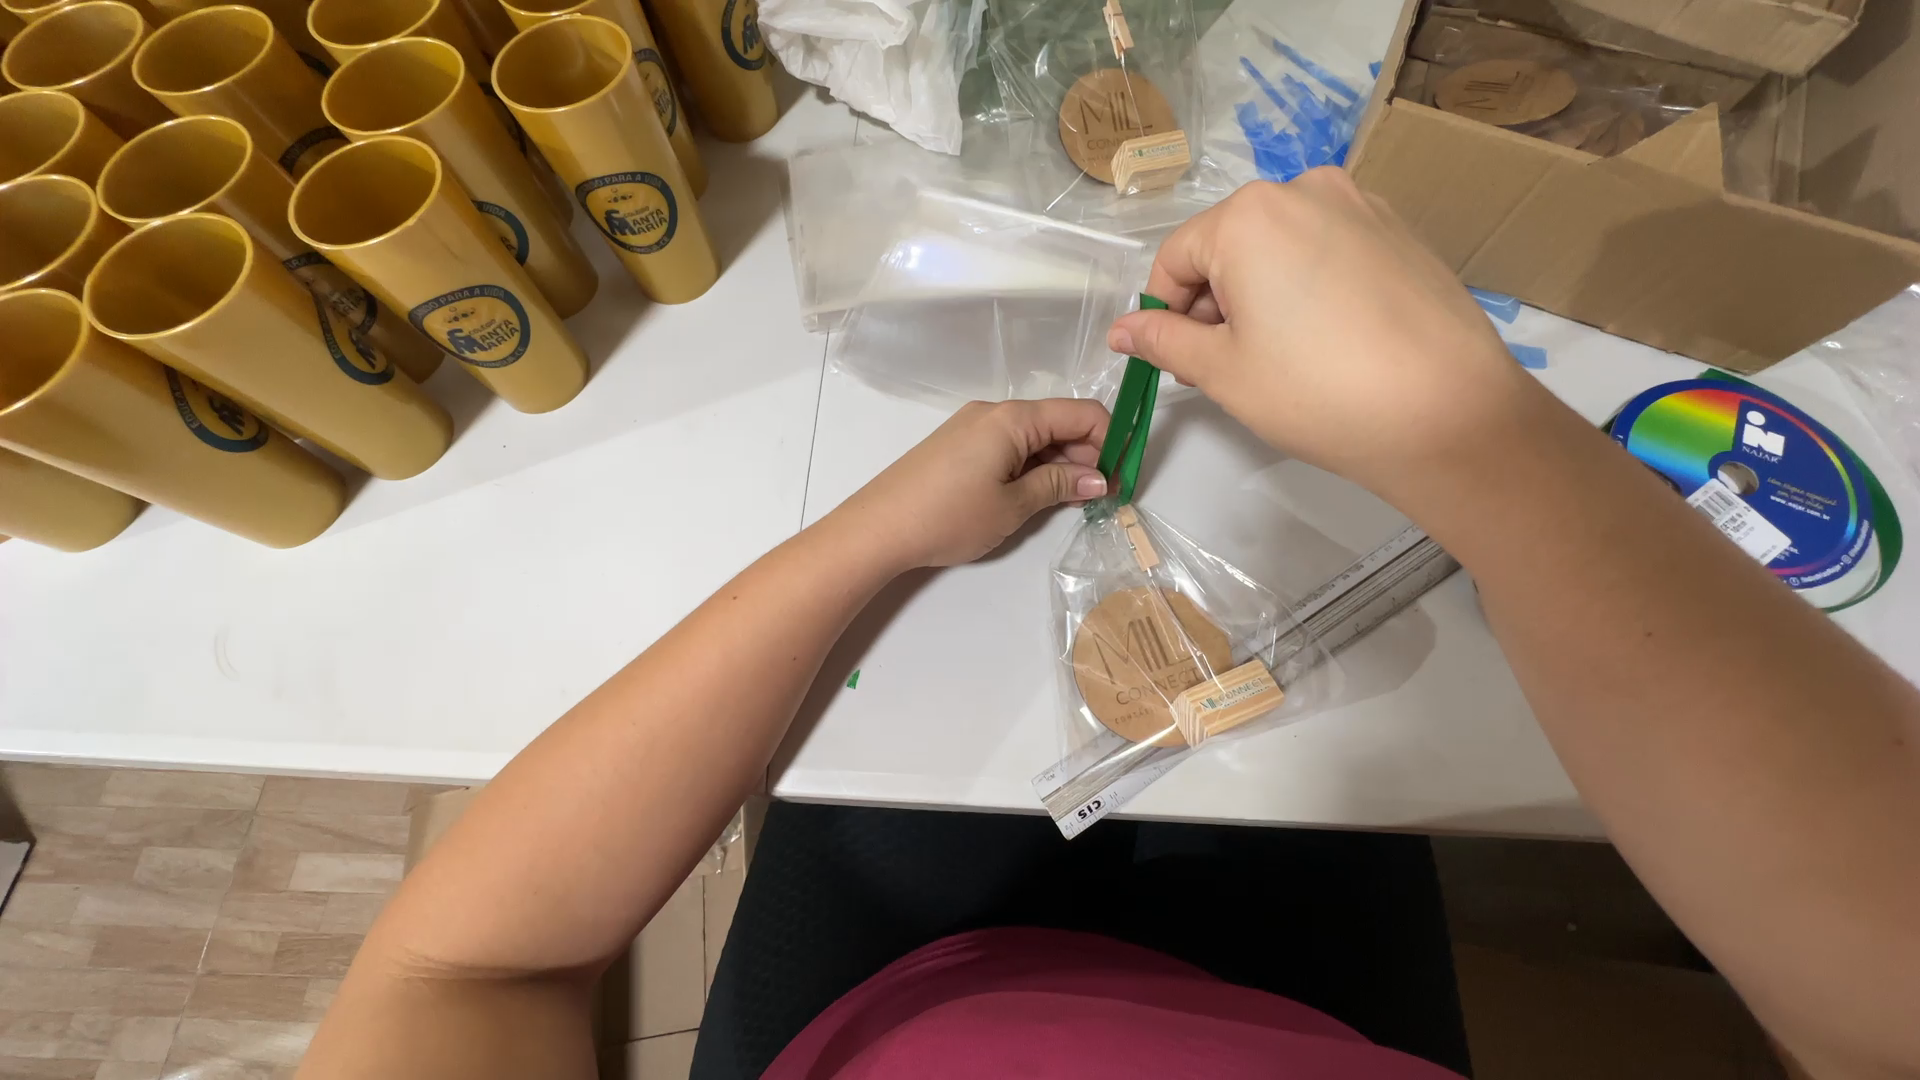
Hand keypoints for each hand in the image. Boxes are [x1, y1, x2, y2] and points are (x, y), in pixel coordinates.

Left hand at [826, 399, 1109, 570]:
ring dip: (1058, 465)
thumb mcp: (1012, 505)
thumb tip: (1099, 478)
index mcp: (1013, 418)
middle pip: (1057, 423)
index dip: (1109, 442)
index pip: (1081, 414)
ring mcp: (973, 427)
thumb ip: (1058, 486)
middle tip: (1100, 498)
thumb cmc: (950, 515)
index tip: (1121, 478)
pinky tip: (1035, 495)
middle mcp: (995, 412)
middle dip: (1086, 456)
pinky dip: (1030, 467)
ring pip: (1033, 437)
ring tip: (1070, 502)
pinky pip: (1008, 447)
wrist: (878, 527)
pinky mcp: (958, 445)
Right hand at [1107, 168, 1558, 500]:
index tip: (1175, 360)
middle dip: (1210, 304)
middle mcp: (1303, 190)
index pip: (1174, 258)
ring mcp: (1359, 204)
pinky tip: (1321, 339)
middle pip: (1225, 247)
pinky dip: (1302, 287)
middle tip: (1220, 365)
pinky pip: (1323, 250)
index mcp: (1248, 216)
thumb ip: (1162, 341)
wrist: (1444, 412)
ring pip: (1275, 247)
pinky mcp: (1398, 230)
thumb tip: (1121, 331)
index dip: (1162, 312)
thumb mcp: (1220, 370)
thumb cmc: (1313, 390)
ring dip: (1254, 296)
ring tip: (1274, 356)